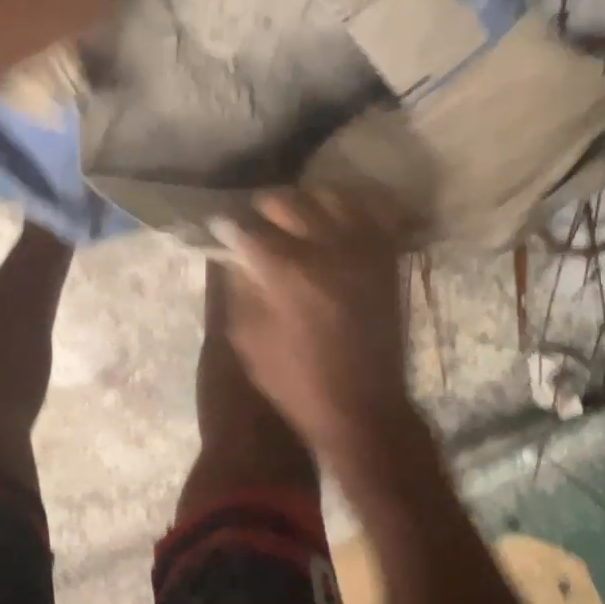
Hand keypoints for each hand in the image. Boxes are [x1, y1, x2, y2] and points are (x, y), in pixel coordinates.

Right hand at [212, 190, 421, 458]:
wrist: (362, 407)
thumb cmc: (296, 382)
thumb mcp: (248, 340)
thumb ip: (240, 291)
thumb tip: (237, 258)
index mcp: (285, 272)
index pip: (245, 228)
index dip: (225, 224)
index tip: (217, 226)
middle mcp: (325, 250)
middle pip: (286, 202)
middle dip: (262, 208)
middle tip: (252, 221)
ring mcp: (361, 250)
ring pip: (330, 195)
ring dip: (305, 201)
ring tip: (294, 217)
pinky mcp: (386, 259)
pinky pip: (369, 213)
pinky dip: (347, 208)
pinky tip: (332, 221)